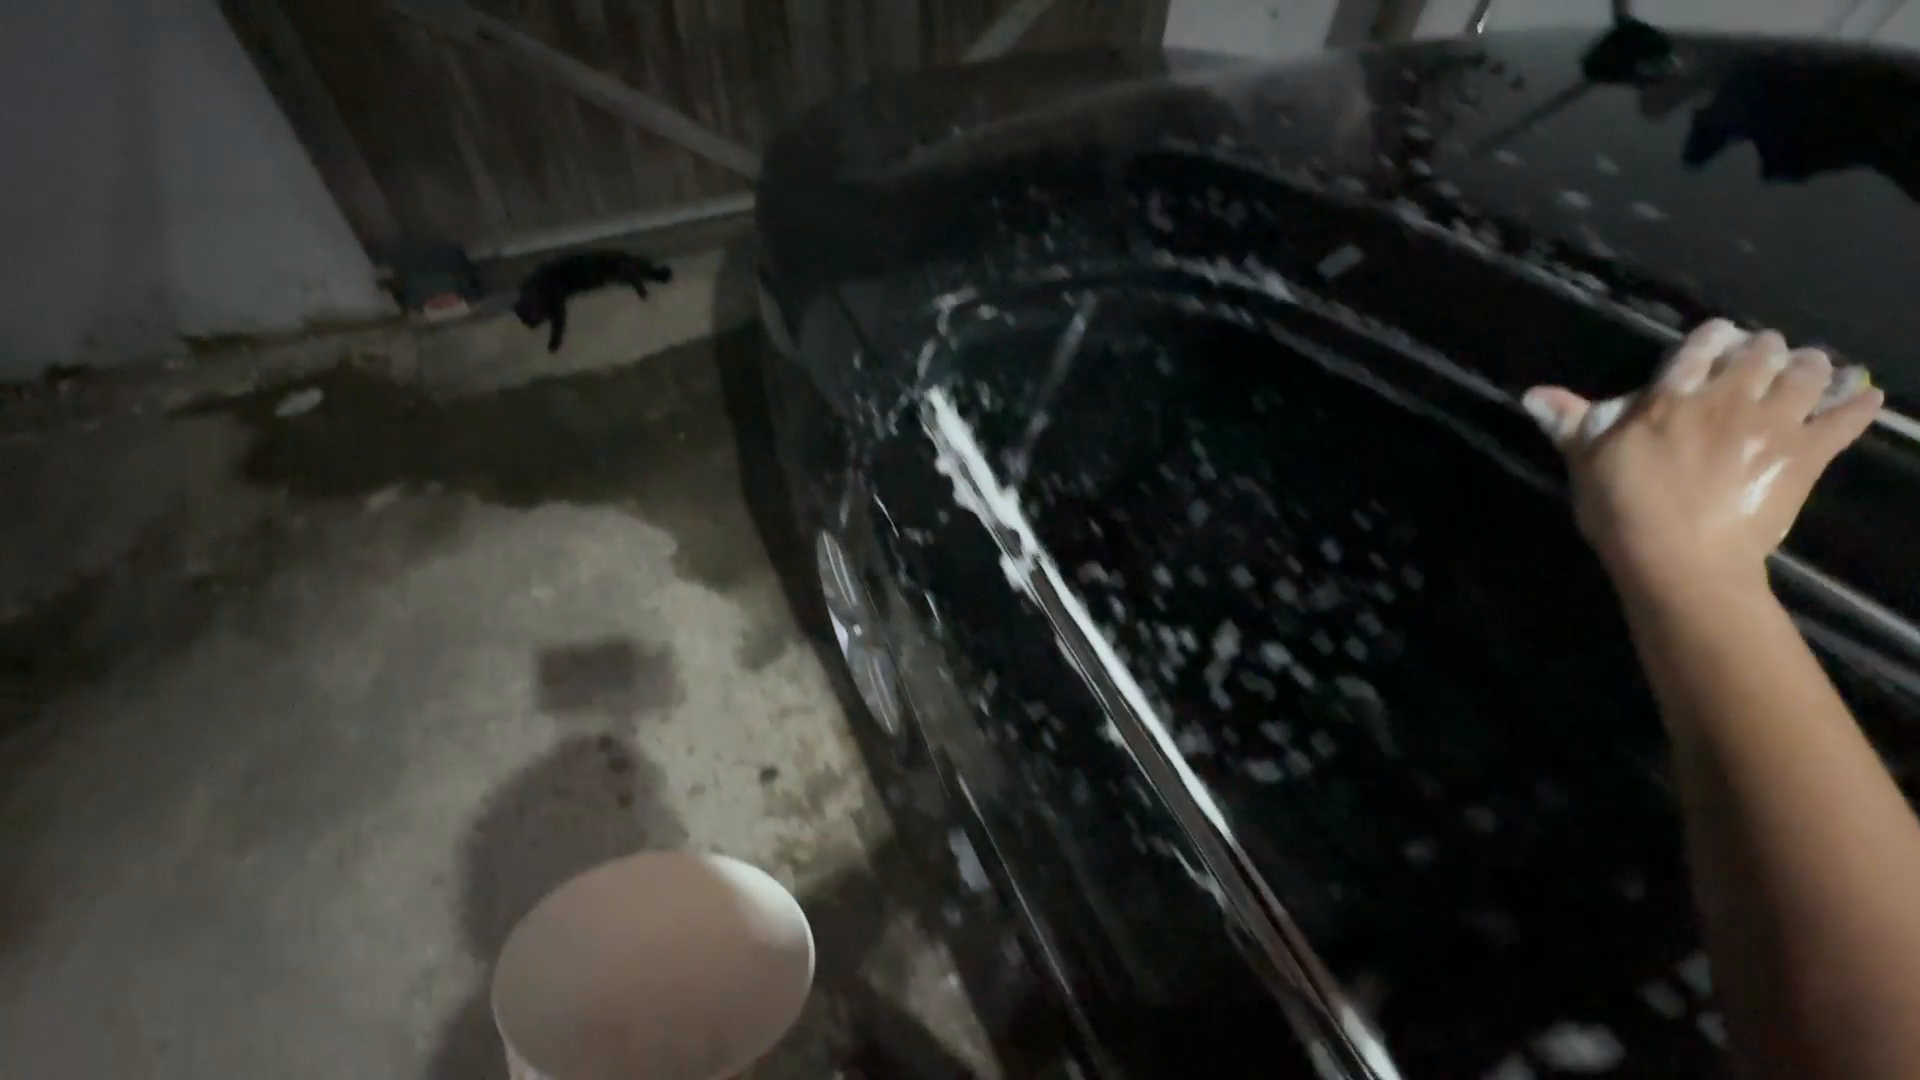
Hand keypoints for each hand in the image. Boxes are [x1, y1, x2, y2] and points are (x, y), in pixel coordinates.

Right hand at [1523, 320, 1882, 595]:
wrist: (1679, 559)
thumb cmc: (1621, 509)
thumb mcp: (1585, 462)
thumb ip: (1568, 422)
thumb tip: (1532, 393)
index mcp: (1669, 399)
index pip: (1699, 347)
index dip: (1712, 337)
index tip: (1716, 339)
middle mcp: (1727, 400)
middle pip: (1762, 352)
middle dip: (1764, 350)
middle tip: (1761, 359)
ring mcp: (1774, 424)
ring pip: (1811, 373)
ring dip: (1812, 367)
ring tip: (1807, 374)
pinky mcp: (1809, 453)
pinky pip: (1850, 415)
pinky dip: (1858, 402)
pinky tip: (1856, 399)